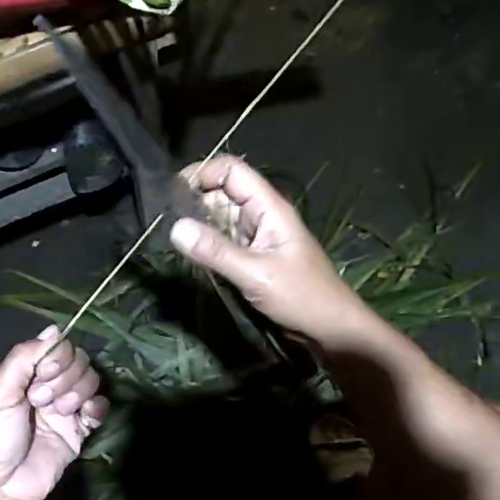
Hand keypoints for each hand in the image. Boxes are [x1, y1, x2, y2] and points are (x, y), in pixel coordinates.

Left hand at [0, 327, 107, 499]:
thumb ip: (24, 357)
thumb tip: (55, 328)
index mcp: (24, 373)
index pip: (58, 346)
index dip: (57, 356)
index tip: (42, 375)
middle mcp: (47, 385)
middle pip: (78, 360)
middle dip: (65, 376)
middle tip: (40, 400)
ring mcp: (64, 408)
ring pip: (90, 381)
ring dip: (77, 392)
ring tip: (56, 412)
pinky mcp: (79, 430)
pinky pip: (99, 407)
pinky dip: (97, 406)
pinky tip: (85, 416)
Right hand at [169, 155, 370, 342]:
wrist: (331, 329)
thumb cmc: (302, 297)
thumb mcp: (256, 275)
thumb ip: (215, 251)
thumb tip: (174, 227)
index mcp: (269, 207)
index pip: (232, 171)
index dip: (202, 173)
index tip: (173, 195)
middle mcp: (261, 215)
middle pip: (223, 191)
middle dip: (195, 201)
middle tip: (168, 223)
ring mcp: (257, 235)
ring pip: (221, 216)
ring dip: (199, 224)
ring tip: (176, 240)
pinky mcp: (253, 255)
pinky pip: (225, 239)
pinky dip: (208, 243)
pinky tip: (193, 255)